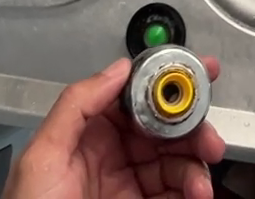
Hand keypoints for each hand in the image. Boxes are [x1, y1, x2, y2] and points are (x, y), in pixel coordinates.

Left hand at [7, 57, 225, 198]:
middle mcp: (113, 155)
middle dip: (193, 128)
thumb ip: (78, 104)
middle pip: (164, 129)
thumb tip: (119, 68)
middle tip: (210, 139)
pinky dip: (192, 191)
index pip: (136, 97)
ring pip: (175, 163)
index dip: (168, 82)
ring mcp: (128, 187)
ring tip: (201, 183)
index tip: (198, 73)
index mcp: (90, 132)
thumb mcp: (44, 154)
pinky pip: (175, 195)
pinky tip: (197, 194)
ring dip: (196, 167)